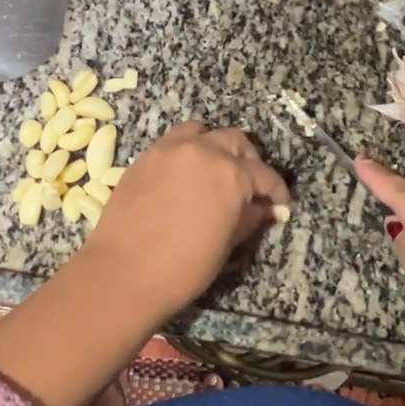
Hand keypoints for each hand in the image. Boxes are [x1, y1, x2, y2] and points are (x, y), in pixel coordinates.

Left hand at [76, 121, 290, 320]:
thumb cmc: (184, 267)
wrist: (123, 272)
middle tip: (250, 186)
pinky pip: (173, 142)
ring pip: (202, 132)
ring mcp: (169, 150)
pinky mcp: (144, 158)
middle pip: (235, 141)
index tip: (280, 205)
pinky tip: (185, 175)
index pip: (264, 175)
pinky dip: (186, 150)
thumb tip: (265, 209)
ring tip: (216, 170)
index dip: (277, 191)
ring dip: (215, 146)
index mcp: (230, 173)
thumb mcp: (226, 244)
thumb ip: (249, 219)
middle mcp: (202, 151)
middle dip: (248, 161)